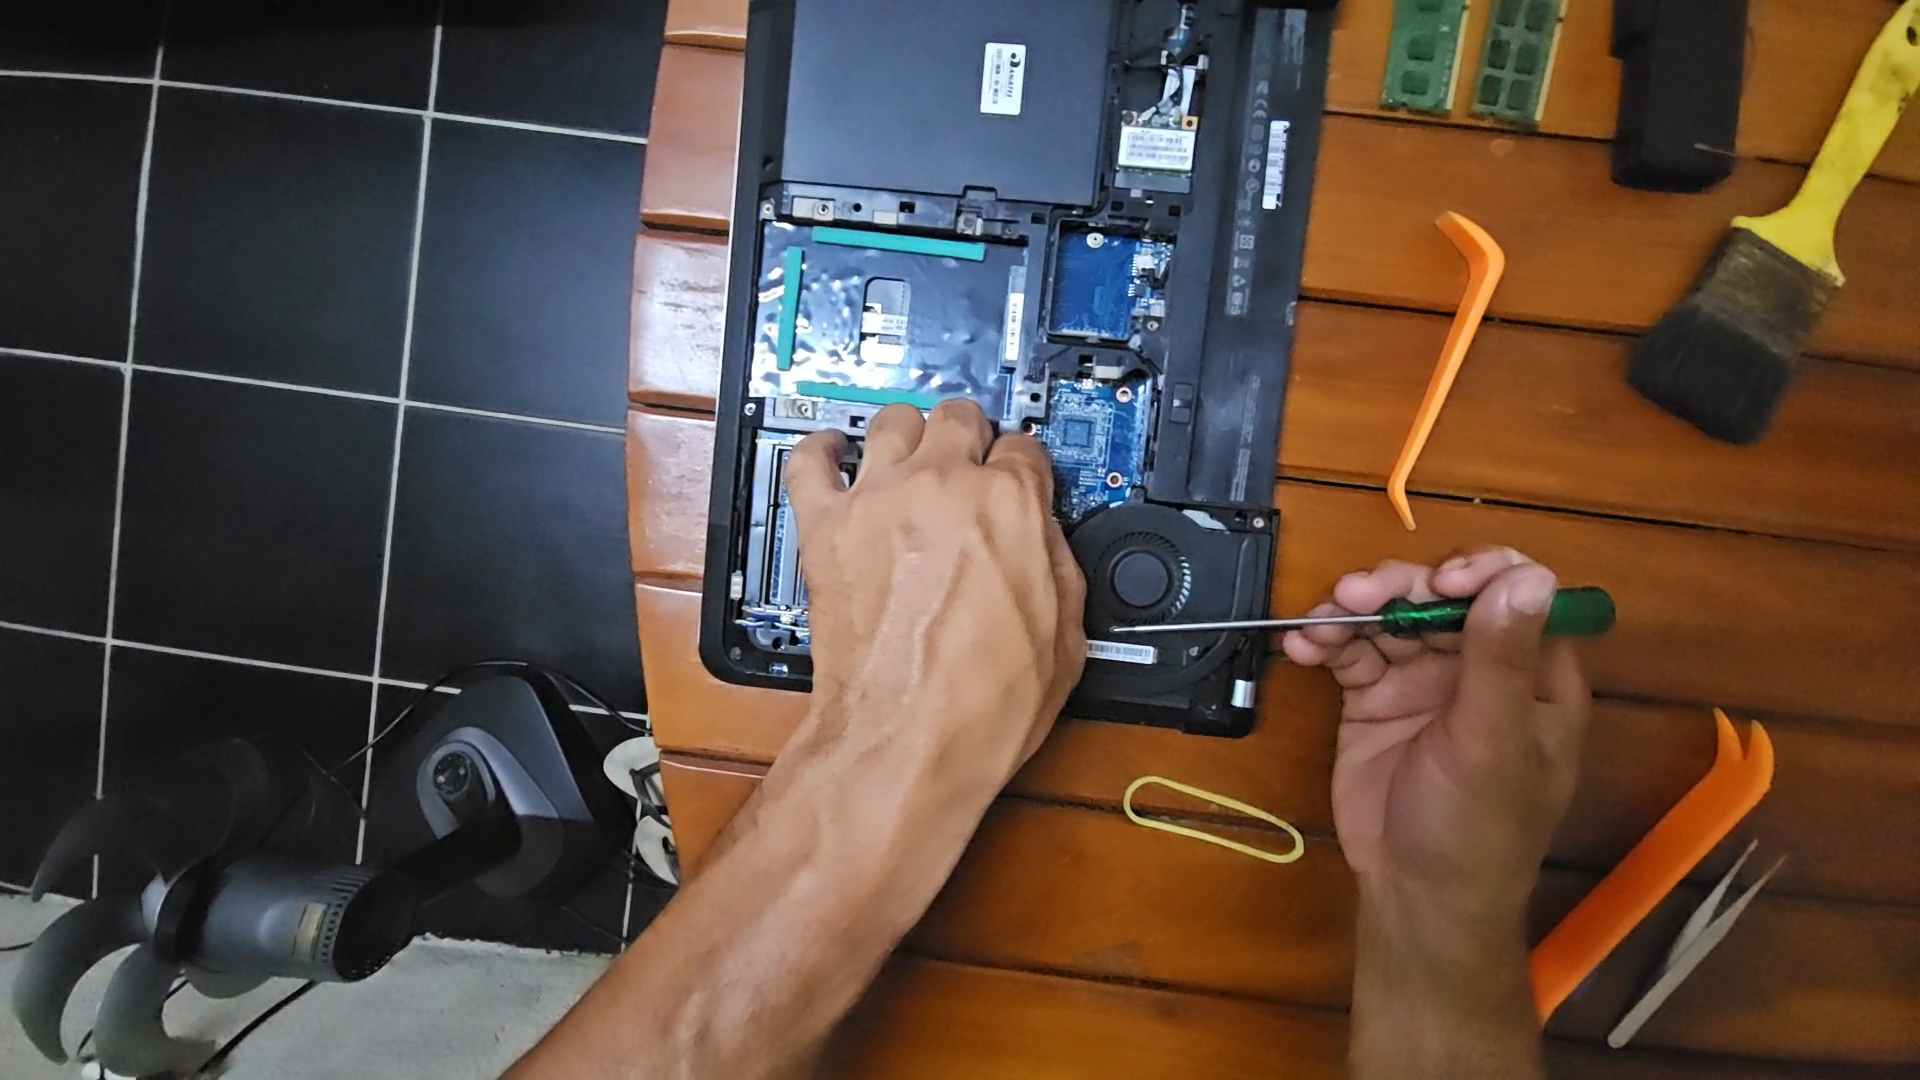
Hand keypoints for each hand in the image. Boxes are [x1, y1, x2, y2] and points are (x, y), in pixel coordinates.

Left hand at [786, 400, 1086, 796]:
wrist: (906, 742)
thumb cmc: (980, 704)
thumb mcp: (1067, 634)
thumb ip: (1057, 560)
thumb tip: (1043, 535)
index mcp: (1010, 505)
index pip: (1024, 448)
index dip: (1024, 467)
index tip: (1017, 479)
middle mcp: (942, 486)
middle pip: (959, 418)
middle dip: (972, 438)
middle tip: (970, 464)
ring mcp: (879, 501)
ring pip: (894, 421)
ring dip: (911, 435)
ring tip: (913, 459)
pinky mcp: (827, 527)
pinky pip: (810, 460)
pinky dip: (823, 450)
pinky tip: (836, 456)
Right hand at [1281, 547, 1589, 924]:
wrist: (1411, 888)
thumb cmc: (1476, 824)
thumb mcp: (1492, 741)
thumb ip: (1502, 658)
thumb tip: (1529, 575)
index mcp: (1529, 674)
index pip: (1514, 595)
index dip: (1478, 573)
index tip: (1440, 582)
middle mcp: (1472, 667)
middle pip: (1436, 597)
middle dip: (1395, 587)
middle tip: (1352, 594)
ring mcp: (1417, 680)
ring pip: (1384, 617)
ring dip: (1348, 611)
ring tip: (1318, 626)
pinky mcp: (1370, 696)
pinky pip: (1346, 652)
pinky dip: (1321, 642)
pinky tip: (1301, 647)